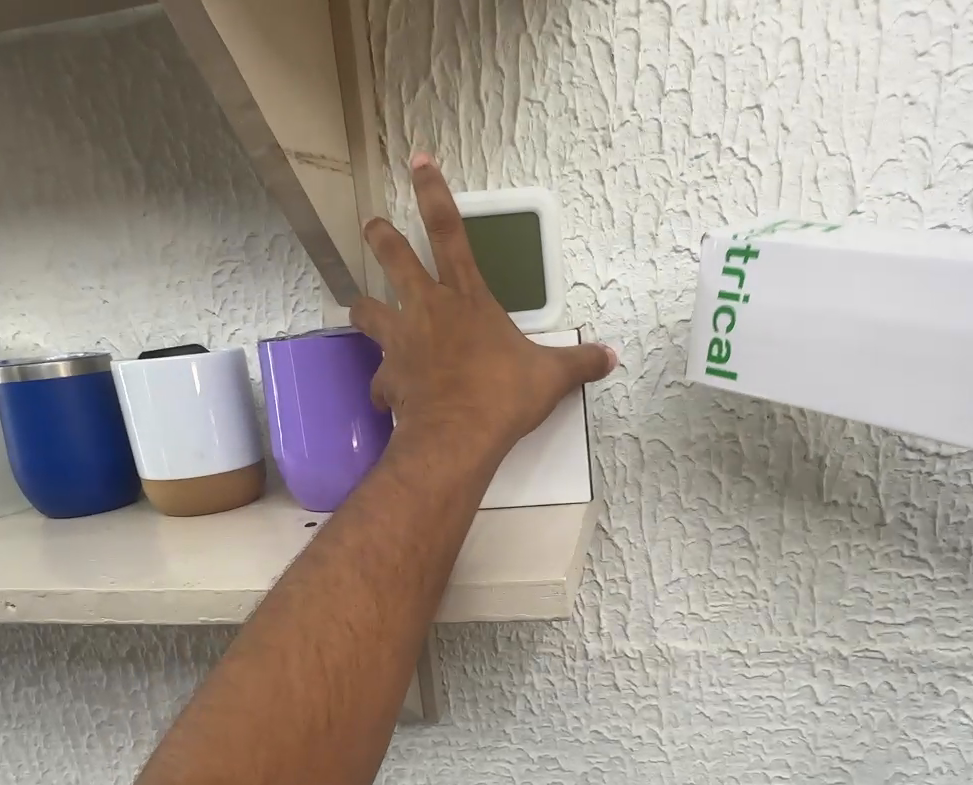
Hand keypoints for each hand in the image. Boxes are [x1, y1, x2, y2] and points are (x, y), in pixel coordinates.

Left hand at [350, 153, 615, 462]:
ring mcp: (402, 343)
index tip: (418, 161)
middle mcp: (427, 310)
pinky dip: (383, 387)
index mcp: (467, 298)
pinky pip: (379, 380)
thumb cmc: (504, 395)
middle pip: (394, 259)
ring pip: (368, 312)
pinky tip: (388, 398)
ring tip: (361, 308)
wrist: (459, 436)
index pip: (450, 232)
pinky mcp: (390, 378)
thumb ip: (579, 363)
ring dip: (364, 308)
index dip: (434, 193)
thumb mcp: (551, 377)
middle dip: (381, 237)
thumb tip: (611, 357)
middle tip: (373, 226)